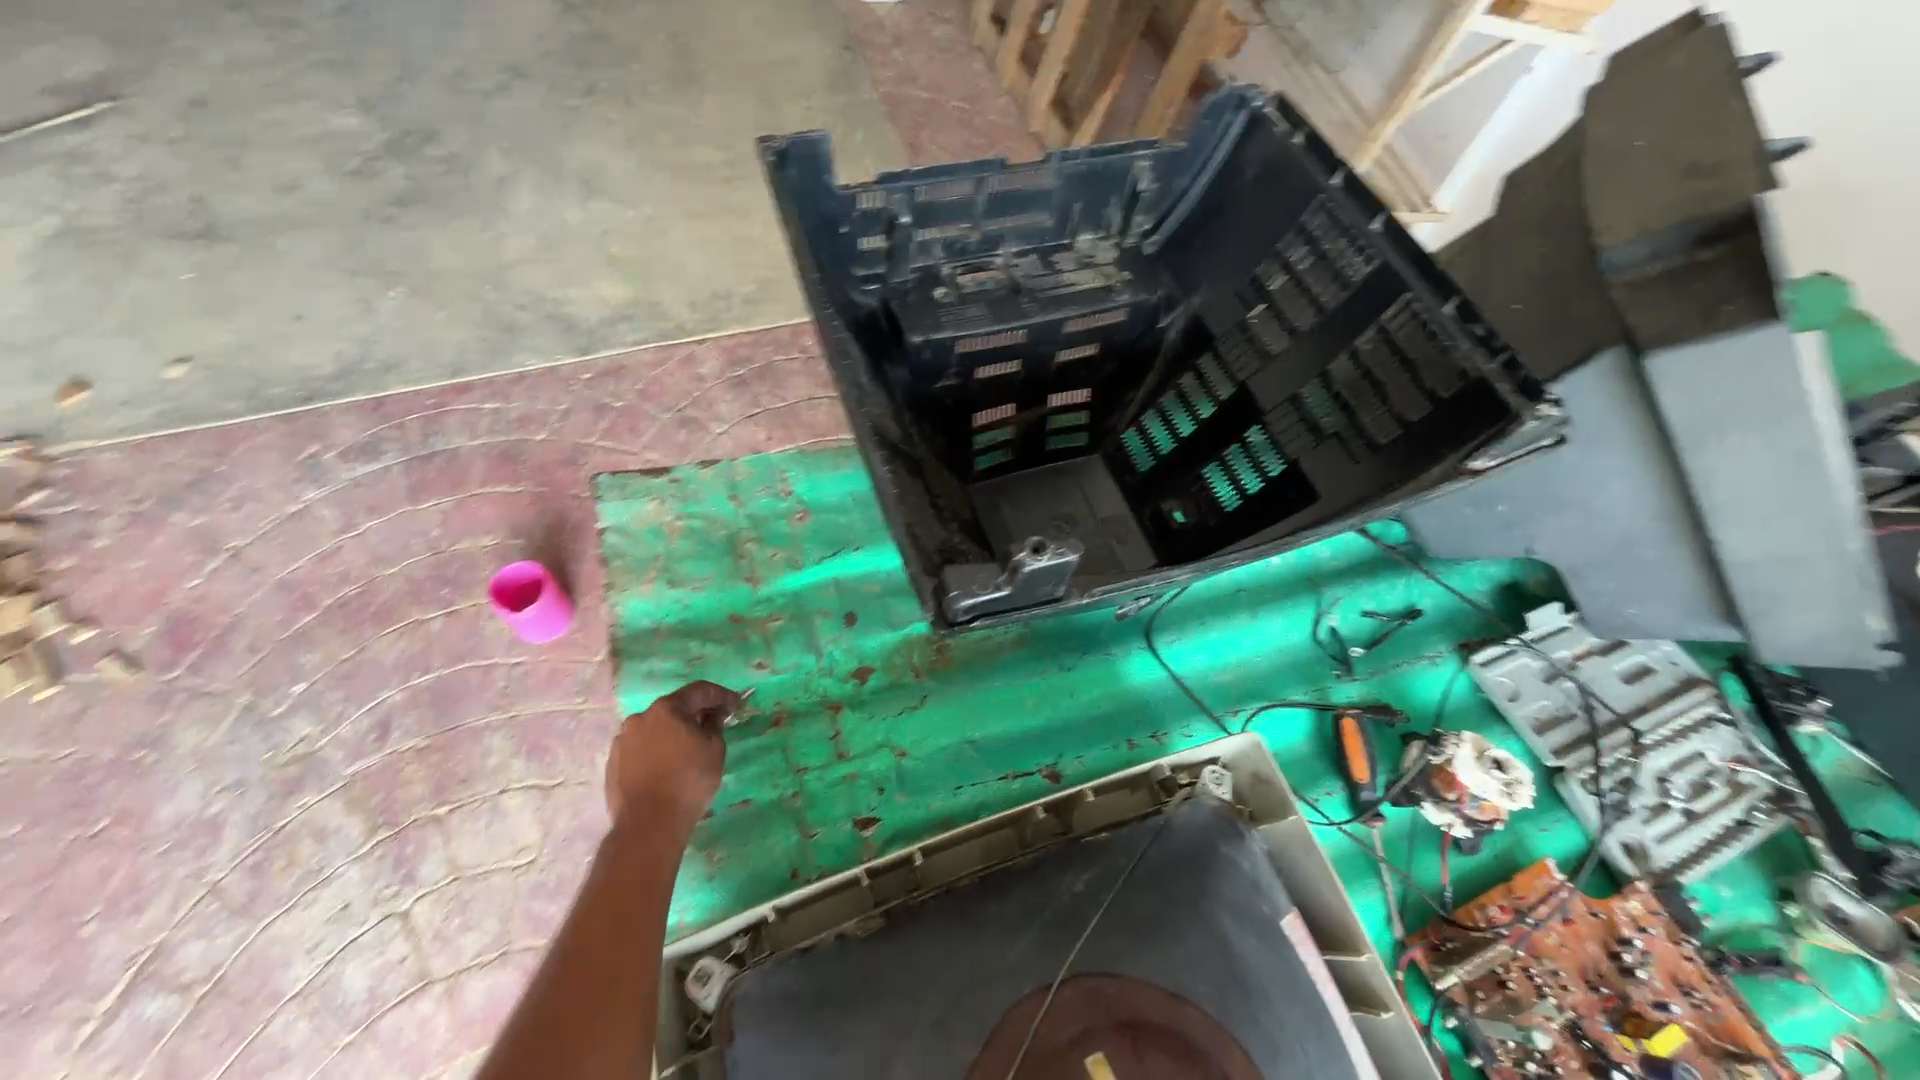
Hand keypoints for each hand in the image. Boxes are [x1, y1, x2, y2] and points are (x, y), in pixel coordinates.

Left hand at [604, 680, 740, 835]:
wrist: (649, 822)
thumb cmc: (688, 781)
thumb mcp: (714, 749)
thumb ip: (714, 725)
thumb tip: (711, 716)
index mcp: (666, 709)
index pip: (698, 691)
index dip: (721, 695)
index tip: (735, 705)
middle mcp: (640, 718)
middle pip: (673, 709)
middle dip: (694, 714)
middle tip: (712, 725)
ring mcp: (622, 741)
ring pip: (654, 730)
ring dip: (672, 734)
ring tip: (687, 751)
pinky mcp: (613, 764)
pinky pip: (641, 750)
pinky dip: (656, 752)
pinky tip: (666, 768)